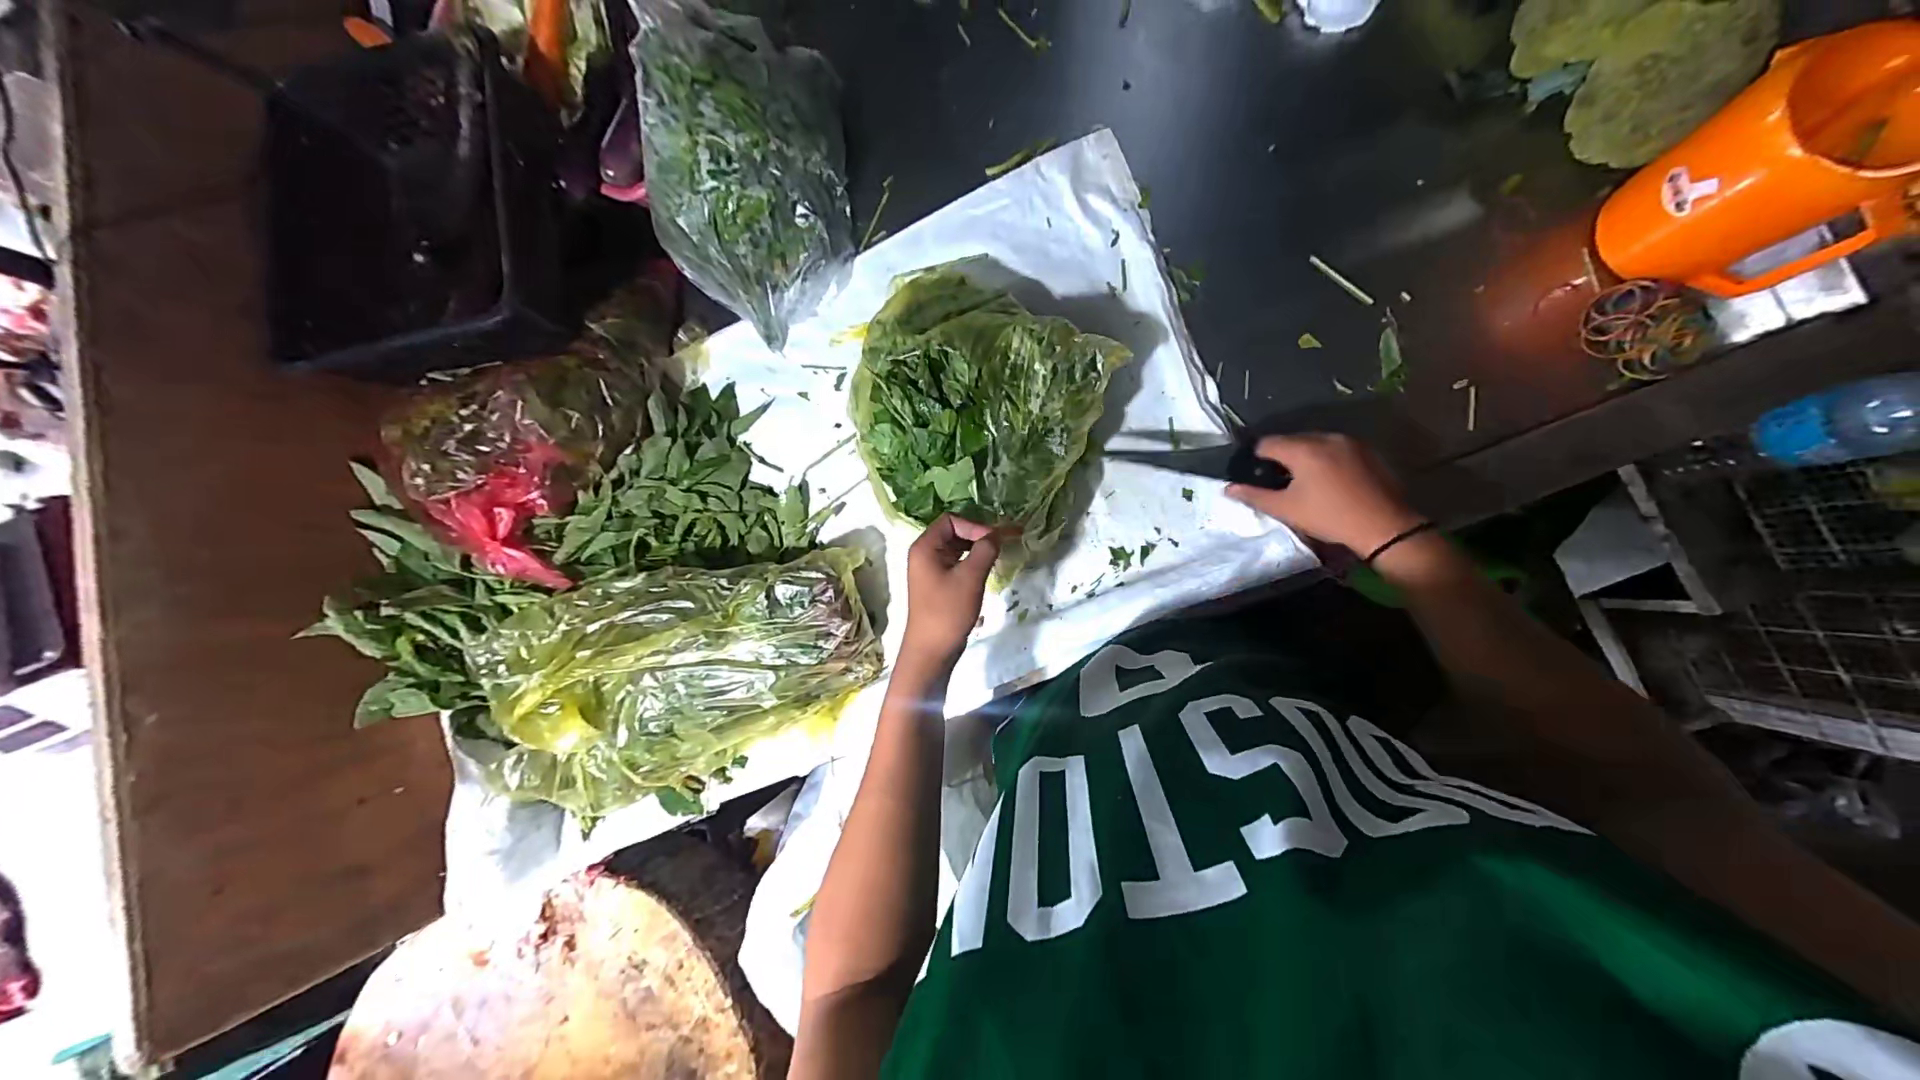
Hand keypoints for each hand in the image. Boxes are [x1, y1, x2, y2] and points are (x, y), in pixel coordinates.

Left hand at [901, 515, 1001, 664]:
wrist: (932, 650)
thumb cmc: (948, 611)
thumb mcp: (971, 577)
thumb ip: (985, 549)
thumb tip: (997, 534)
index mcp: (925, 547)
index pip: (951, 520)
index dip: (974, 525)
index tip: (995, 540)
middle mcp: (924, 554)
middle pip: (954, 532)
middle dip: (978, 535)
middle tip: (1003, 543)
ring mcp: (929, 570)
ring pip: (956, 548)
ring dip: (977, 549)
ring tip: (998, 555)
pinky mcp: (938, 584)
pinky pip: (956, 563)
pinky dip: (972, 562)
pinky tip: (987, 569)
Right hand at [1226, 433, 1426, 554]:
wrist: (1385, 526)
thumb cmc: (1330, 517)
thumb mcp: (1286, 509)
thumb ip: (1254, 496)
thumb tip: (1228, 488)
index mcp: (1303, 449)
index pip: (1267, 443)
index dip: (1255, 458)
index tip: (1254, 475)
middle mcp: (1326, 437)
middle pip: (1292, 440)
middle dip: (1281, 456)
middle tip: (1277, 480)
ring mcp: (1349, 442)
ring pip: (1315, 442)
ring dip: (1304, 456)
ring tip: (1302, 481)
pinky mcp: (1366, 451)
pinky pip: (1335, 448)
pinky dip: (1325, 458)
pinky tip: (1327, 481)